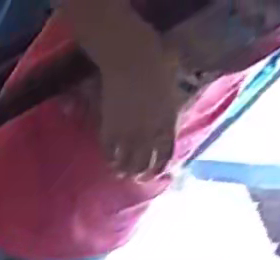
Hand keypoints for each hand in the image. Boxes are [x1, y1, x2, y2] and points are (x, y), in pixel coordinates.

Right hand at [95, 39, 179, 177]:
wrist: (133, 62)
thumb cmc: (157, 68)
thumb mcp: (170, 94)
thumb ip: (166, 115)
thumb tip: (161, 132)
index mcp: (167, 122)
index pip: (165, 154)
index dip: (160, 167)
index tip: (155, 173)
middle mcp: (148, 133)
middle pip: (143, 164)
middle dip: (140, 173)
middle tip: (136, 177)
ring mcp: (128, 135)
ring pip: (125, 164)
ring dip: (123, 171)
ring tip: (121, 172)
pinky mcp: (109, 133)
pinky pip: (109, 154)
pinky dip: (110, 159)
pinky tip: (110, 160)